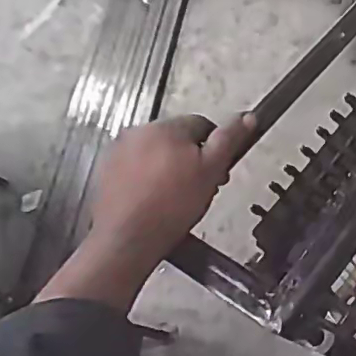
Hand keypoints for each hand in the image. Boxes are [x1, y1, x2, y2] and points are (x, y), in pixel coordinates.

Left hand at [36, 112, 253, 309]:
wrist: (129, 237)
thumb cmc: (171, 207)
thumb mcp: (211, 171)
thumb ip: (229, 140)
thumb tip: (247, 118)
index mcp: (167, 127)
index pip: (202, 124)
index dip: (215, 148)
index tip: (218, 169)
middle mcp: (139, 132)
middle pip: (177, 138)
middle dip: (190, 157)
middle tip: (200, 187)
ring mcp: (119, 151)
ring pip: (156, 152)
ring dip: (168, 168)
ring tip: (176, 197)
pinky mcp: (107, 171)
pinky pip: (136, 167)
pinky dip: (147, 179)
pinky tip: (155, 200)